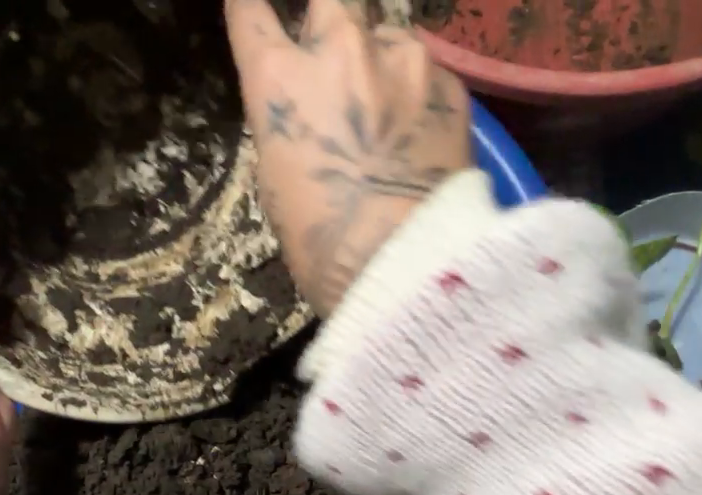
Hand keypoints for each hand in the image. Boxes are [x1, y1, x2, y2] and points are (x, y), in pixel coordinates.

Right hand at [224, 0, 470, 314]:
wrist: (402, 261)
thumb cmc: (322, 244)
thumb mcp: (277, 184)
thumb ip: (289, 128)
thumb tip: (309, 114)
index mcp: (279, 79)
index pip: (251, 12)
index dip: (253, 12)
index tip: (258, 15)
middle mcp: (339, 47)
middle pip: (330, 1)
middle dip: (329, 27)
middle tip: (338, 69)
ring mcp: (401, 58)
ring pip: (386, 35)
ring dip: (382, 64)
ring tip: (389, 113)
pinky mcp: (450, 81)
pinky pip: (428, 73)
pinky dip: (421, 97)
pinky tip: (421, 138)